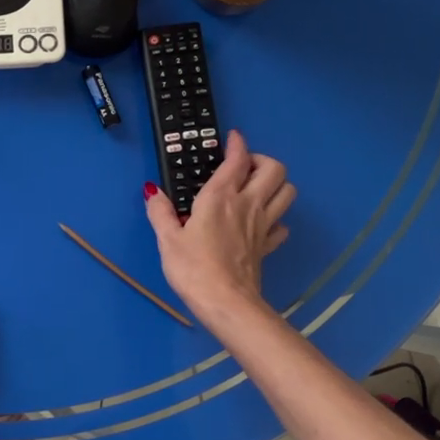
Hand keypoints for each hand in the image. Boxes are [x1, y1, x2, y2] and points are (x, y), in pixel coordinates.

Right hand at [144, 129, 294, 315]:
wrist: (225, 301)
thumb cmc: (192, 268)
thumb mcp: (167, 239)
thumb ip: (160, 212)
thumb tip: (152, 191)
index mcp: (220, 197)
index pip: (236, 160)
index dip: (236, 144)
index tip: (232, 138)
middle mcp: (248, 204)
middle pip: (274, 168)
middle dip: (261, 160)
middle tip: (243, 167)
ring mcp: (263, 225)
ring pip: (286, 191)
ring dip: (275, 184)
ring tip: (256, 189)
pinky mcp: (268, 246)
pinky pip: (282, 225)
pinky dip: (276, 218)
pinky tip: (260, 224)